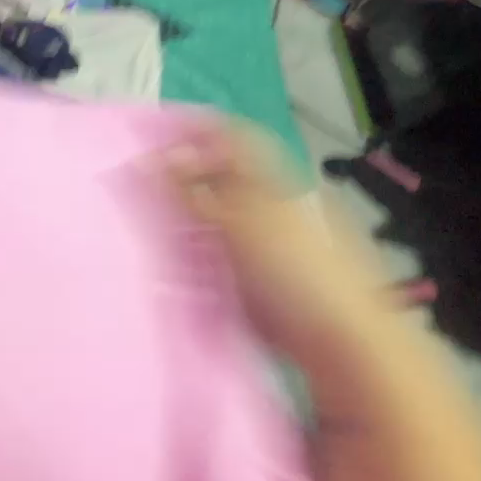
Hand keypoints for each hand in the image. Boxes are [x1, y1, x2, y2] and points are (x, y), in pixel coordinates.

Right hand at [159, 122, 395, 364]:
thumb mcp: (241, 221)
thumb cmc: (299, 273)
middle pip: (216, 175)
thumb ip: (192, 189)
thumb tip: (147, 159)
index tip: (147, 138)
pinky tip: (168, 260)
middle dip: (175, 176)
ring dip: (178, 216)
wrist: (347, 349)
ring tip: (143, 225)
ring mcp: (268, 243)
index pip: (228, 137)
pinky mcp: (258, 278)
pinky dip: (189, 251)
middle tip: (133, 184)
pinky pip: (213, 252)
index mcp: (277, 180)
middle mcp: (274, 204)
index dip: (189, 131)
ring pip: (211, 214)